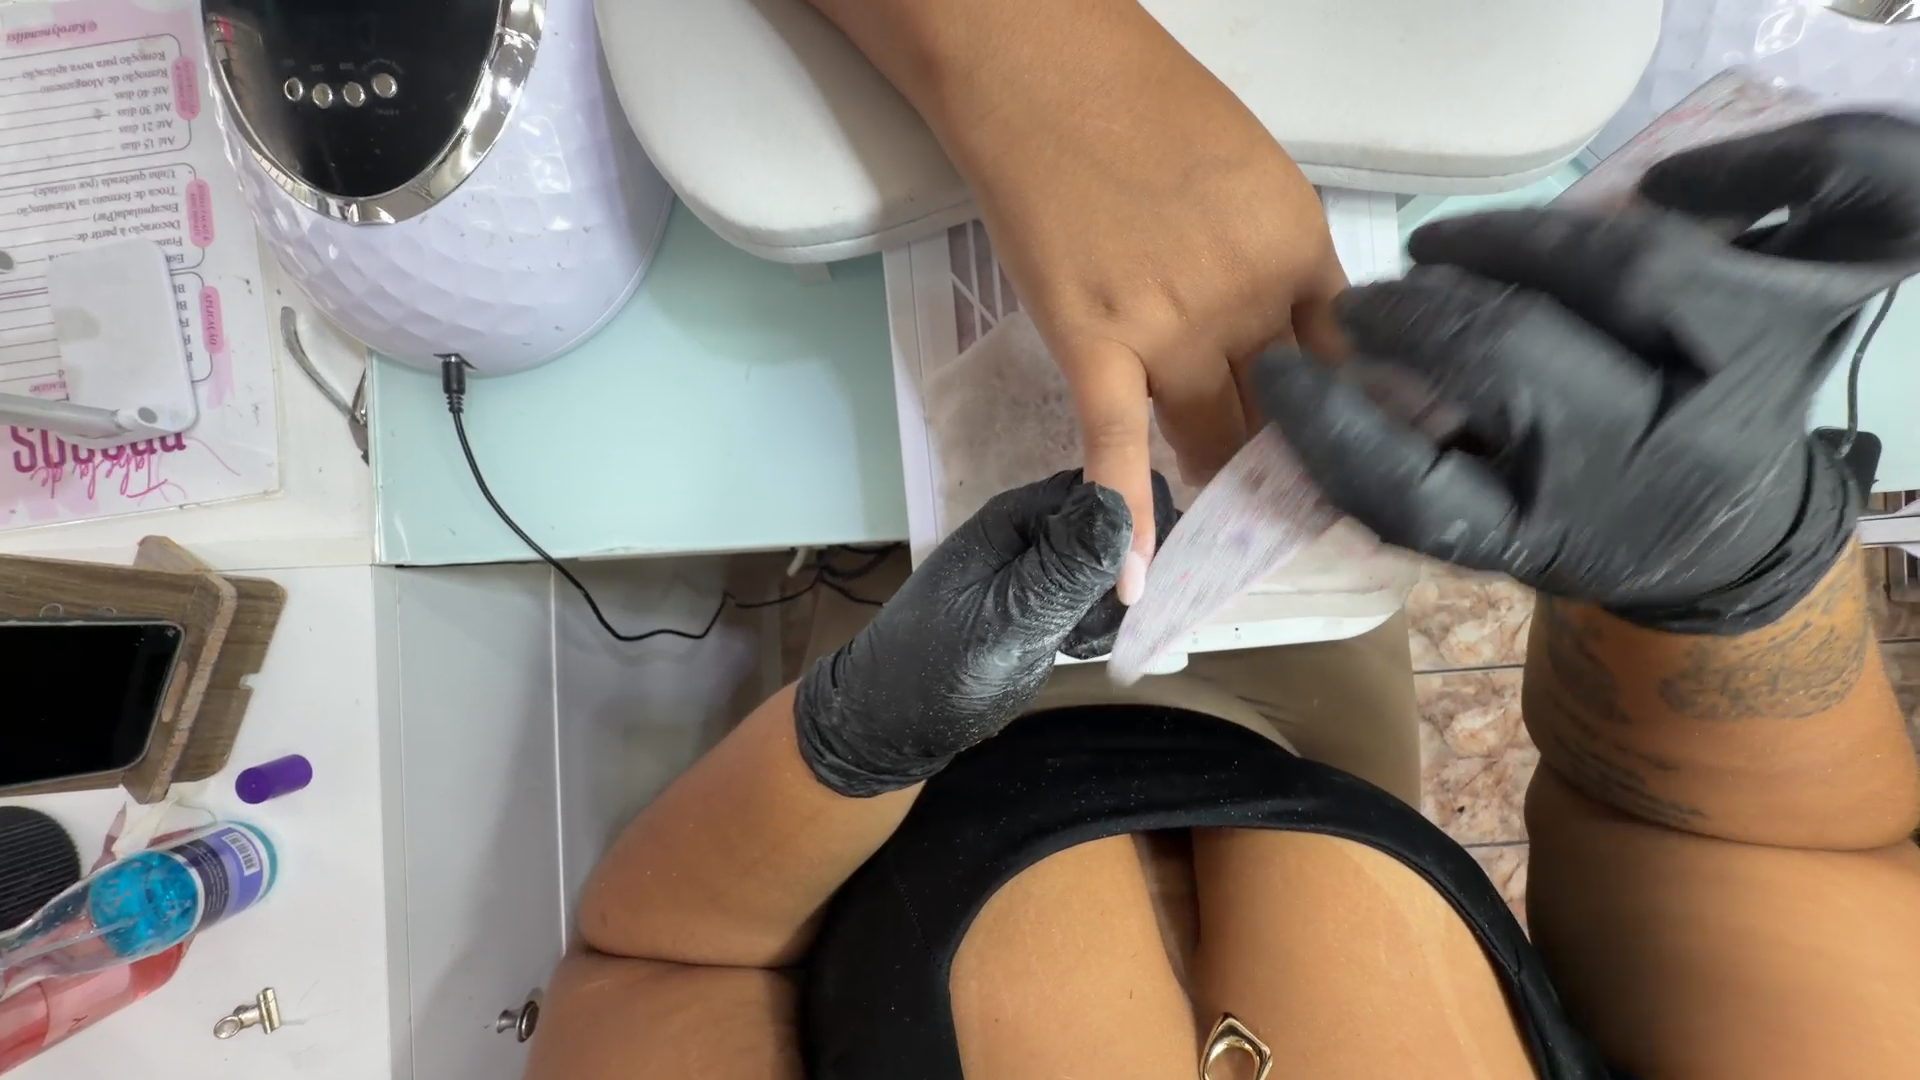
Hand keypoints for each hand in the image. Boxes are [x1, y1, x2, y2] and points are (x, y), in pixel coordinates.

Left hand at [795, 471, 1131, 796]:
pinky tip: (1077, 647)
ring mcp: (1033, 569)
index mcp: (1016, 518)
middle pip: (1112, 525)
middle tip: (1100, 621)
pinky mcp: (1037, 601)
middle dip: (1126, 572)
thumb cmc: (936, 673)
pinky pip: (1089, 595)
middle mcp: (1028, 532)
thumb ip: (1065, 570)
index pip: (1105, 487)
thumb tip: (1122, 500)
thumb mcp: (1006, 623)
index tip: (1129, 590)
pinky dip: (1096, 621)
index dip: (1131, 531)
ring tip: (1080, 640)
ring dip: (1111, 602)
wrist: (890, 722)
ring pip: (1107, 564)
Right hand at [916, 3, 1344, 594]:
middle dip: (1289, 472)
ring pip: (1211, 438)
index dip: (1351, 427)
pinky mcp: (1093, 346)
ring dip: (1222, 488)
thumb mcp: (1249, 174)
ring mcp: (1168, 328)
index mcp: (1299, 246)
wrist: (1042, 68)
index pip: (1346, 367)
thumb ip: (1277, 260)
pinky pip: (1114, 442)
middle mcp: (1247, 299)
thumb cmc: (1144, 103)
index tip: (1353, 469)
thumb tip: (1279, 334)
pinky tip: (1134, 577)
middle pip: (1281, 416)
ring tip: (1229, 539)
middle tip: (1292, 524)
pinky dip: (1125, 512)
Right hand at [1255, 113, 1919, 631]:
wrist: (1710, 535)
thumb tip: (1312, 384)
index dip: (1327, 423)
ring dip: (1516, 243)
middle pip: (1510, 359)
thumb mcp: (1468, 529)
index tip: (1279, 370)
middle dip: (1409, 317)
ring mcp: (1757, 375)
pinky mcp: (1831, 305)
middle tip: (1363, 305)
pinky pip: (1854, 198)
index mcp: (1545, 529)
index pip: (1408, 489)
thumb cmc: (1560, 519)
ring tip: (1445, 247)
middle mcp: (1652, 461)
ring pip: (1639, 271)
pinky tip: (1674, 186)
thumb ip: (1392, 470)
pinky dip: (1779, 161)